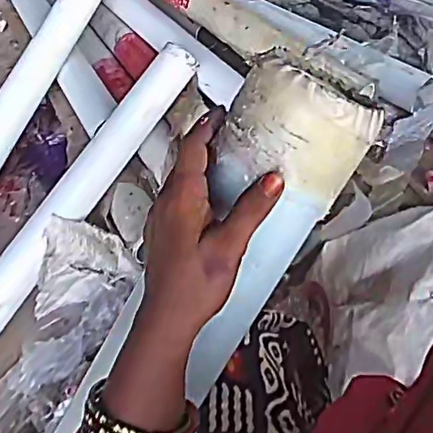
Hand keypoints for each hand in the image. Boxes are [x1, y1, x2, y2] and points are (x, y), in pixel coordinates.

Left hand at [138, 112, 283, 348]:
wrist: (167, 319)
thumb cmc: (192, 287)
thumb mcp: (230, 245)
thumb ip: (251, 210)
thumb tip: (271, 181)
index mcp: (181, 198)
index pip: (191, 147)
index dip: (207, 125)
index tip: (221, 113)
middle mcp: (166, 202)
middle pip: (184, 158)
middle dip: (205, 140)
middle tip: (227, 130)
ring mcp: (162, 216)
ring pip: (180, 176)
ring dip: (200, 161)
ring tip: (225, 159)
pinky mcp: (164, 229)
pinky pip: (178, 194)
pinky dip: (195, 182)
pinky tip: (212, 197)